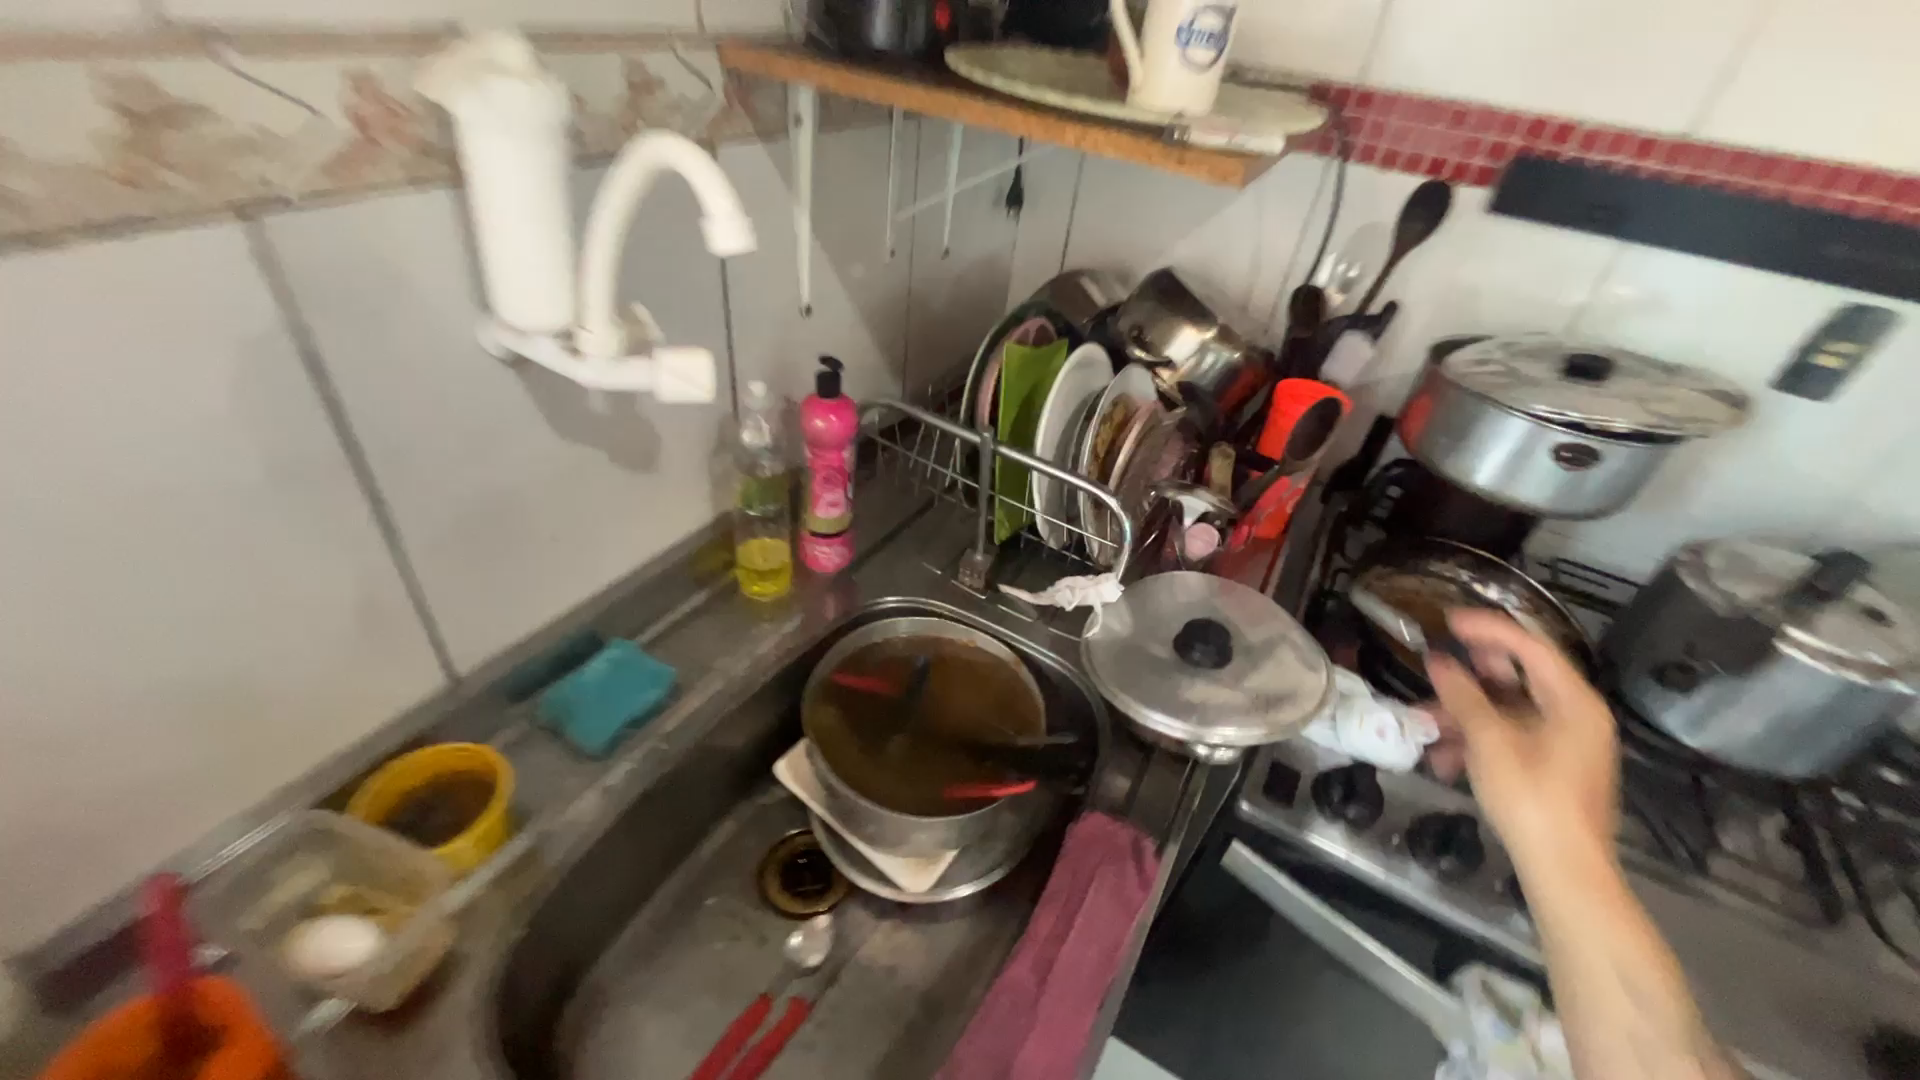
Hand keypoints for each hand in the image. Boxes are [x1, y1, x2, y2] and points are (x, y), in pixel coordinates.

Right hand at [1424, 609, 1619, 859]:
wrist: (1563, 868)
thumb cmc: (1531, 797)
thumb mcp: (1490, 742)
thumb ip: (1463, 696)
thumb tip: (1439, 661)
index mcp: (1574, 702)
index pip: (1530, 647)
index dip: (1488, 629)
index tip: (1448, 621)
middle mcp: (1576, 715)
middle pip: (1518, 678)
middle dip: (1469, 679)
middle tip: (1435, 673)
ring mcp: (1565, 743)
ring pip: (1507, 710)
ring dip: (1464, 714)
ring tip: (1426, 726)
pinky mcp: (1551, 767)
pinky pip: (1510, 736)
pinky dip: (1477, 739)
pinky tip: (1445, 759)